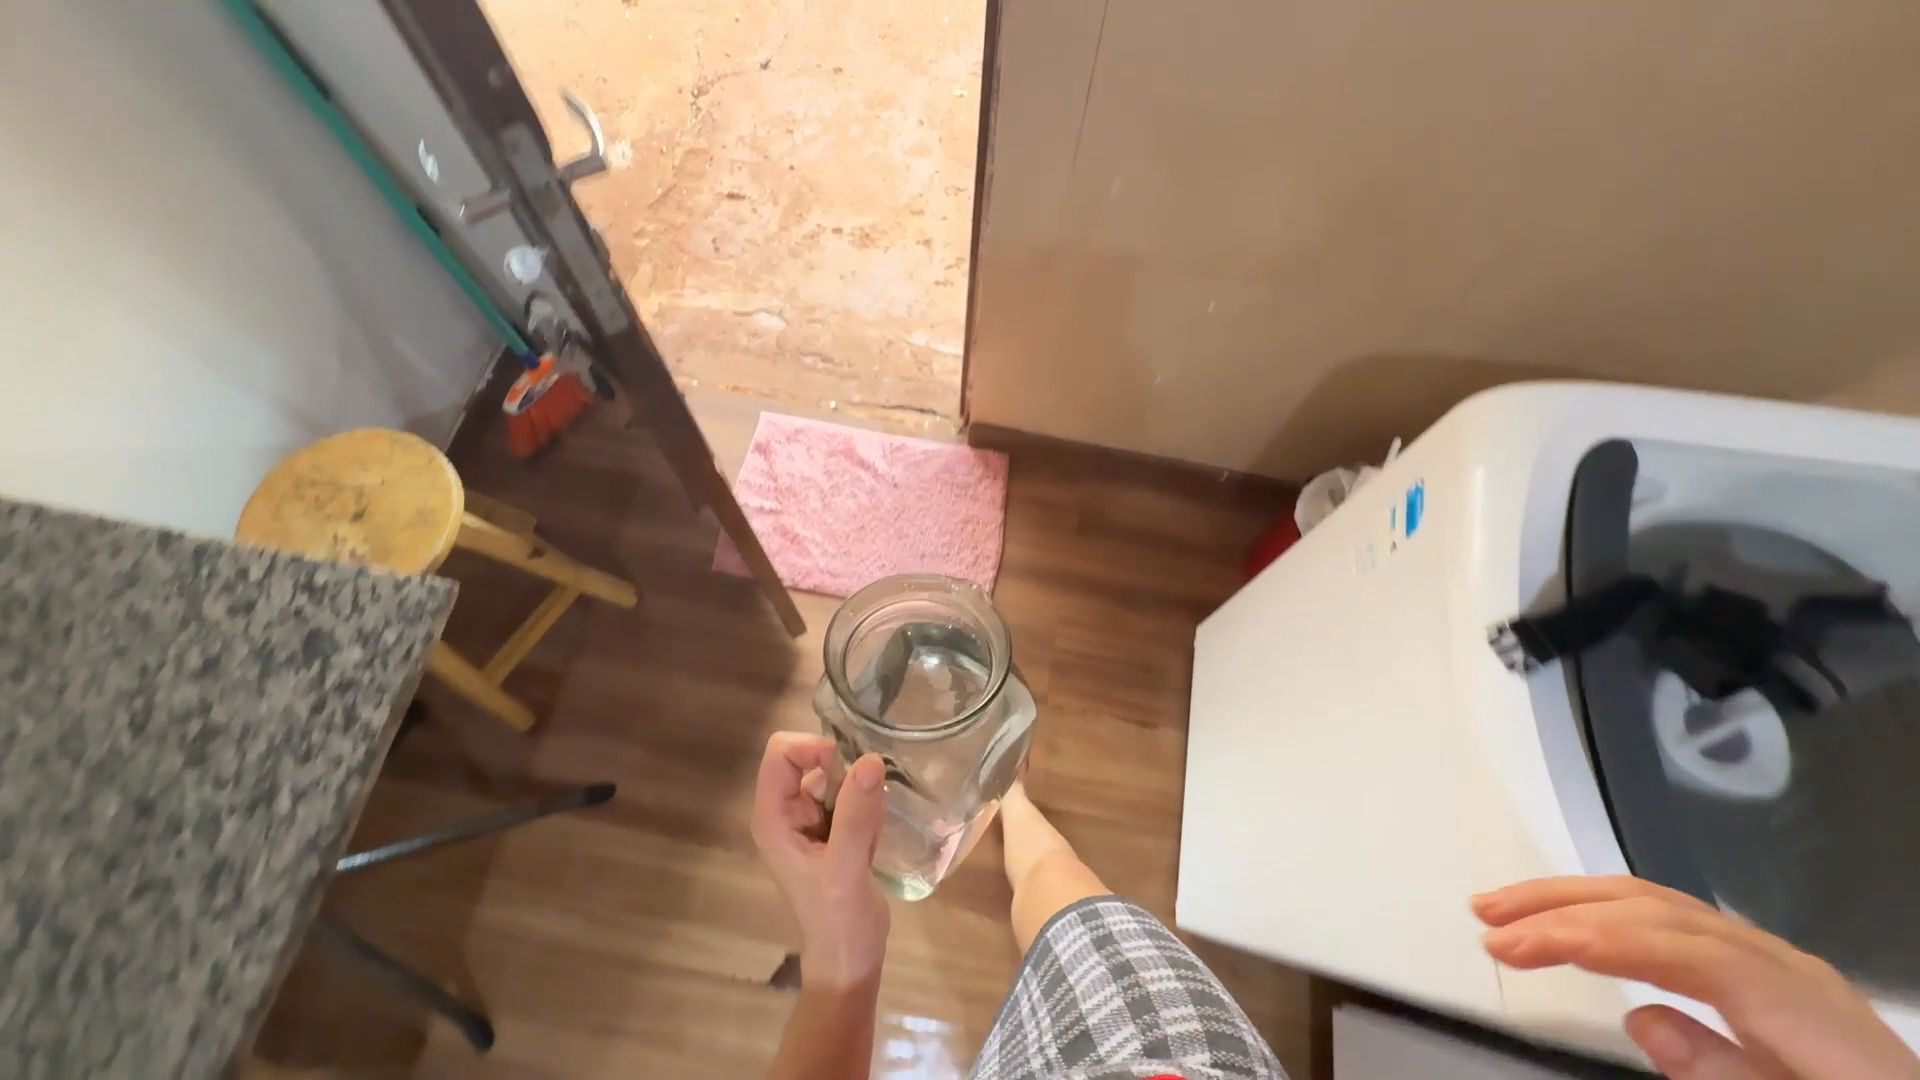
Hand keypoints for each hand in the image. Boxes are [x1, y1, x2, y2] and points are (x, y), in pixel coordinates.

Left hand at [750, 732, 890, 989]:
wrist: (850, 959)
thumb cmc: (838, 919)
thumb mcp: (846, 869)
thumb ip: (855, 816)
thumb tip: (869, 760)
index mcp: (773, 817)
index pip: (781, 752)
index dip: (813, 748)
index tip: (850, 768)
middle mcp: (786, 811)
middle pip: (806, 755)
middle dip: (840, 764)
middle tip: (867, 793)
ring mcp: (809, 819)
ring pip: (831, 771)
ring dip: (856, 783)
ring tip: (872, 817)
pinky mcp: (833, 827)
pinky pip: (849, 791)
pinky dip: (865, 798)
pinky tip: (874, 828)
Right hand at [1474, 876, 1919, 1078]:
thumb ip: (1731, 1076)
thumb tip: (1640, 1016)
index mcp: (1798, 1004)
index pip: (1674, 947)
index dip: (1586, 937)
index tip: (1507, 946)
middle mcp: (1781, 964)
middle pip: (1655, 908)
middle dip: (1560, 905)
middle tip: (1483, 918)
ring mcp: (1773, 962)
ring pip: (1656, 902)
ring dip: (1571, 898)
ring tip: (1503, 909)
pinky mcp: (1761, 973)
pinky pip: (1669, 919)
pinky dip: (1605, 910)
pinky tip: (1572, 923)